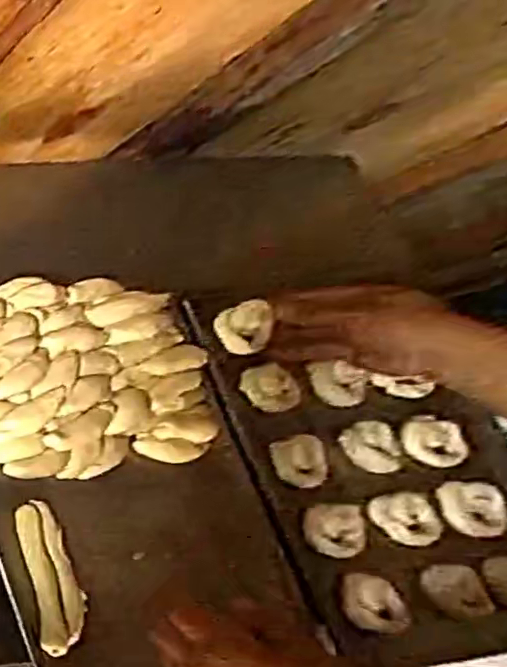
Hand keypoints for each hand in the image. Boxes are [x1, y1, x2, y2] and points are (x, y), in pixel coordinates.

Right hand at [267, 285, 506, 380]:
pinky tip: (274, 357)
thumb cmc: (404, 328)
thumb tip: (276, 309)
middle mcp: (355, 312)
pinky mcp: (352, 353)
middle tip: (242, 331)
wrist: (437, 356)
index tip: (247, 311)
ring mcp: (354, 333)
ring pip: (309, 335)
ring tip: (250, 346)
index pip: (310, 297)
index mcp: (360, 296)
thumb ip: (314, 314)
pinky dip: (294, 354)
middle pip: (307, 316)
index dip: (279, 303)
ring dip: (281, 341)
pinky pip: (317, 351)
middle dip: (276, 323)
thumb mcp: (356, 317)